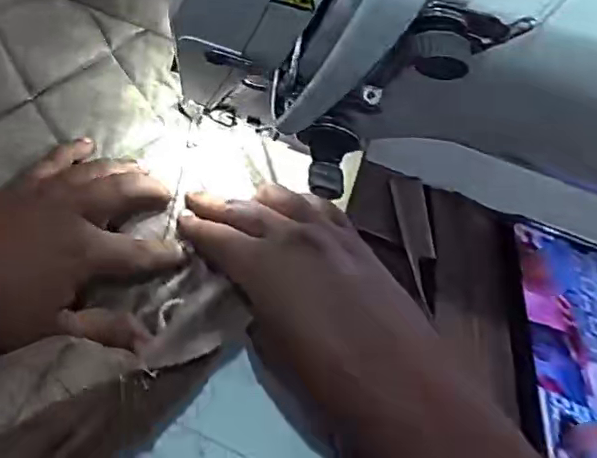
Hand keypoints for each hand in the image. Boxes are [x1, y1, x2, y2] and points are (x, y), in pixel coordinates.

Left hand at [0, 139, 184, 357]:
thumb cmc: (3, 314)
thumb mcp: (56, 327)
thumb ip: (103, 328)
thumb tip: (148, 341)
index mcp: (84, 252)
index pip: (137, 252)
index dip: (163, 252)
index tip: (183, 250)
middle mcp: (70, 213)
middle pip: (119, 194)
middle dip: (147, 189)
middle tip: (167, 188)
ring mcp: (44, 193)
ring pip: (90, 171)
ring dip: (117, 166)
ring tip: (138, 165)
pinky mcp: (20, 185)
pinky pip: (52, 161)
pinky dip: (71, 151)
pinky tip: (85, 143)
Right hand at [180, 184, 536, 456]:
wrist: (416, 399)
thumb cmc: (332, 383)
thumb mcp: (272, 346)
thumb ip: (249, 301)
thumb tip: (239, 284)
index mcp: (260, 263)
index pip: (214, 234)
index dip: (193, 227)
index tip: (180, 221)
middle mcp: (288, 236)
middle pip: (240, 208)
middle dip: (213, 203)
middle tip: (194, 198)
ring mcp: (325, 234)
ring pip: (279, 197)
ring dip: (254, 199)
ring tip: (242, 202)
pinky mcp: (356, 243)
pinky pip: (320, 206)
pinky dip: (298, 202)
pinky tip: (293, 207)